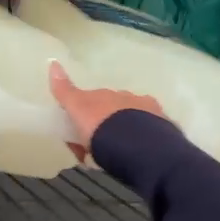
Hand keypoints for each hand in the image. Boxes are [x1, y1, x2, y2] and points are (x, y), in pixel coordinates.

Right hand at [48, 60, 167, 149]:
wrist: (145, 151)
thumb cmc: (104, 130)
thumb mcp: (78, 110)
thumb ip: (65, 90)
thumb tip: (52, 62)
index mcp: (105, 93)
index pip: (92, 100)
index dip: (84, 116)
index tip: (79, 135)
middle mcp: (127, 98)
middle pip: (114, 110)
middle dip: (107, 125)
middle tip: (100, 150)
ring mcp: (150, 114)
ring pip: (134, 122)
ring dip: (127, 134)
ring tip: (122, 157)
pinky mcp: (167, 132)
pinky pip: (152, 136)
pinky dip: (145, 144)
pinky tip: (141, 158)